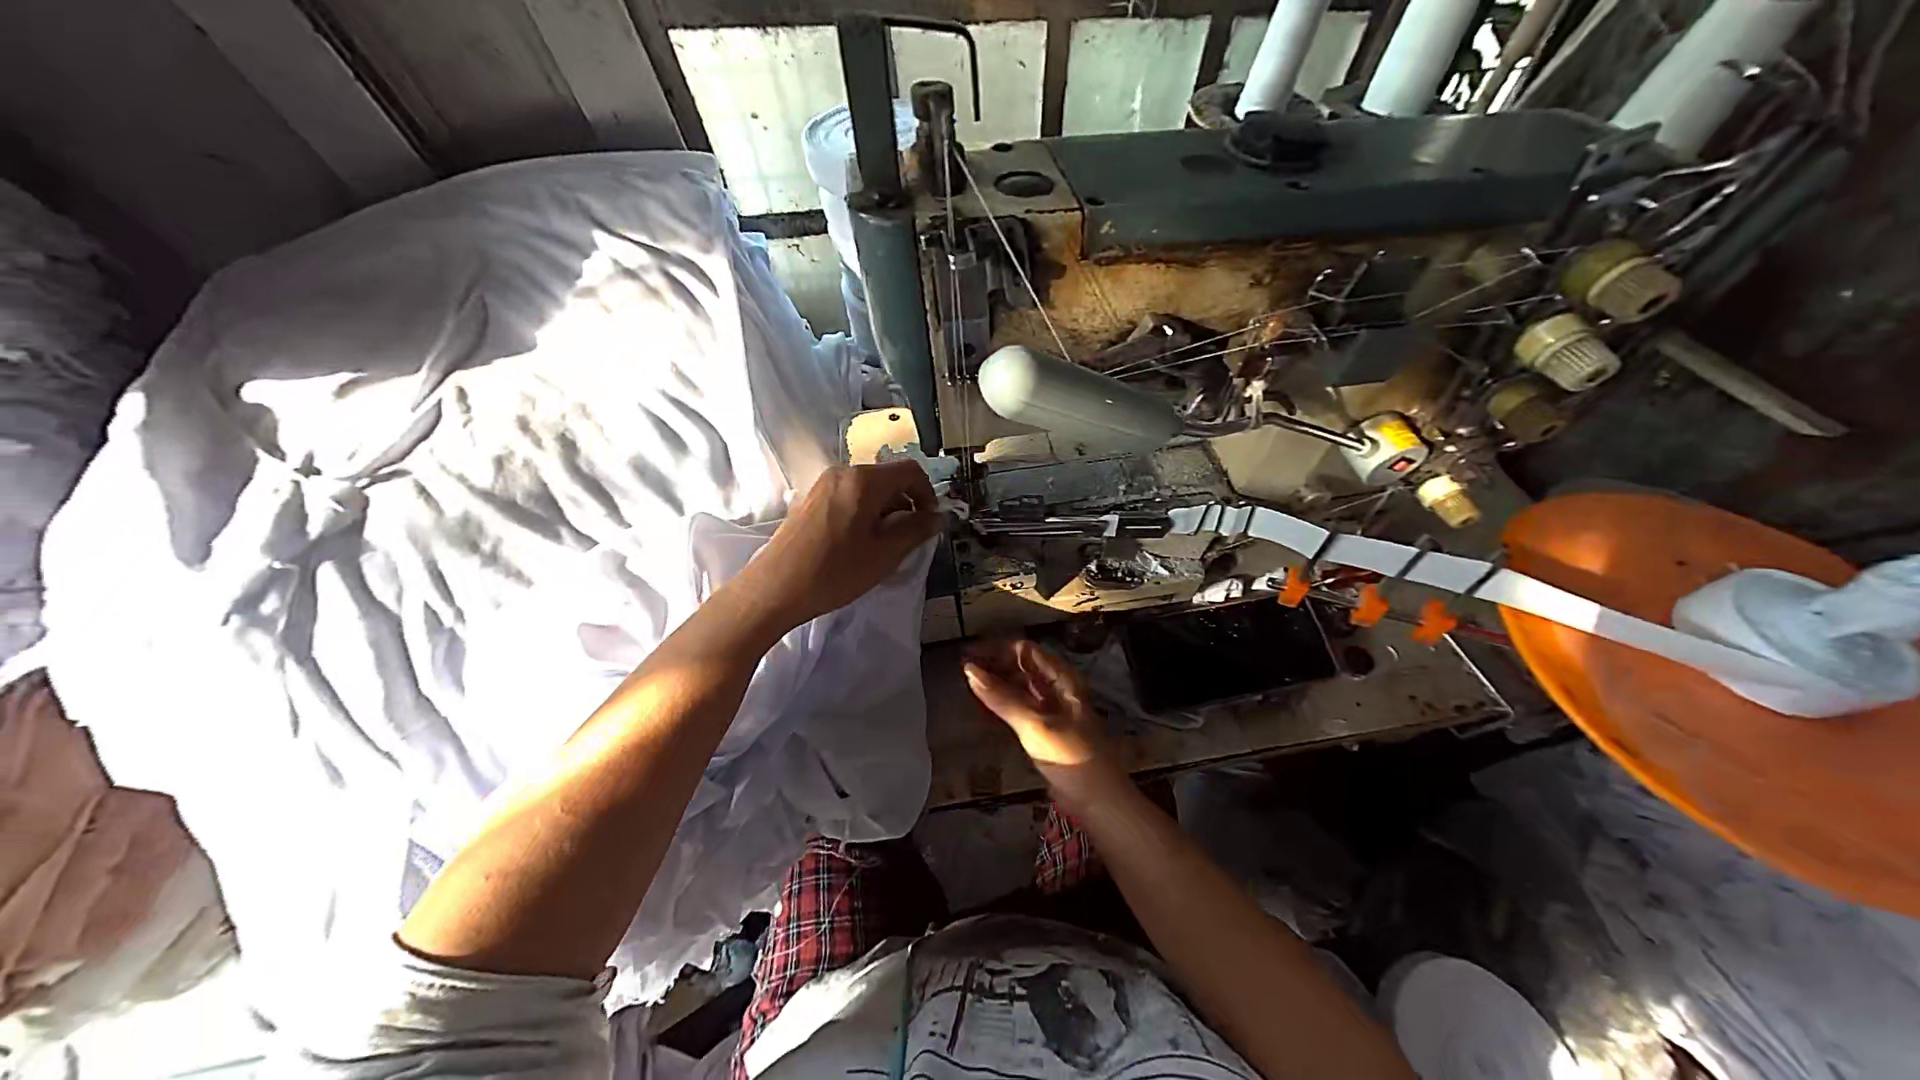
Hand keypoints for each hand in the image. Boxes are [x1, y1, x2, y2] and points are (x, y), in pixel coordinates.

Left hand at [740, 461, 942, 628]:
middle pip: (888, 478)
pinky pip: (848, 497)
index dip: (928, 494)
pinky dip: (864, 513)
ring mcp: (822, 485)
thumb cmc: (834, 572)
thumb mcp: (885, 554)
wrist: (775, 588)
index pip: (910, 471)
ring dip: (885, 511)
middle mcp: (842, 473)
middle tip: (909, 538)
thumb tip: (937, 518)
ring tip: (883, 546)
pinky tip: (859, 544)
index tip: (930, 521)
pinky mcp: (810, 500)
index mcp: (864, 480)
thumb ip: (917, 531)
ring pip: (868, 489)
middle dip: (906, 504)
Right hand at [963, 640, 1127, 806]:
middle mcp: (1057, 688)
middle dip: (993, 665)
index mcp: (1062, 678)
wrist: (1097, 800)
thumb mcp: (1035, 725)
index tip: (968, 656)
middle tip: (963, 673)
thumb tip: (969, 670)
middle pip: (1021, 666)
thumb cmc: (1070, 756)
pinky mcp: (1044, 728)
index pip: (1025, 650)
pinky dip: (1001, 704)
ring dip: (995, 685)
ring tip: (968, 689)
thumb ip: (1002, 698)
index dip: (996, 649)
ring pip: (1019, 686)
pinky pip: (1019, 707)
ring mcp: (1051, 709)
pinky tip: (983, 710)